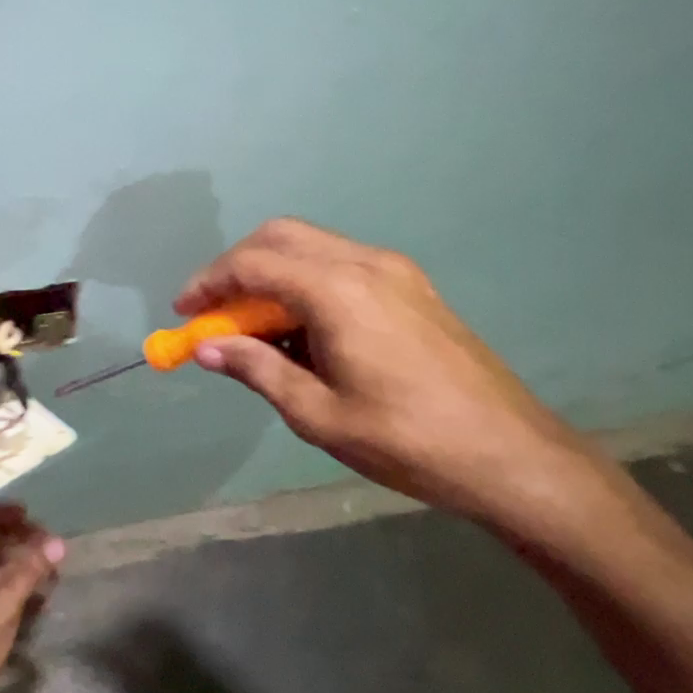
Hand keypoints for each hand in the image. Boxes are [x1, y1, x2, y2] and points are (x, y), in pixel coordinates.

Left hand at [0, 505, 64, 684]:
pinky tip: (31, 587)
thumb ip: (30, 568)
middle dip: (12, 537)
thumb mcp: (5, 601)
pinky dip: (8, 579)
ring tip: (40, 561)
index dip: (0, 514)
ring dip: (13, 559)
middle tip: (39, 538)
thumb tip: (57, 543)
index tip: (27, 512)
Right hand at [178, 218, 604, 526]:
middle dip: (236, 268)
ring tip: (253, 332)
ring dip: (271, 276)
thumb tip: (206, 347)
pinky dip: (305, 285)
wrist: (510, 454)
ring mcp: (395, 273)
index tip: (182, 314)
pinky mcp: (412, 289)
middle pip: (281, 237)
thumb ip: (257, 369)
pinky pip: (341, 267)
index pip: (253, 264)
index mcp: (338, 292)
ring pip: (312, 248)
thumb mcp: (316, 414)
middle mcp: (366, 264)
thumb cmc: (405, 440)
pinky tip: (301, 333)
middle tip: (212, 314)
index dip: (208, 284)